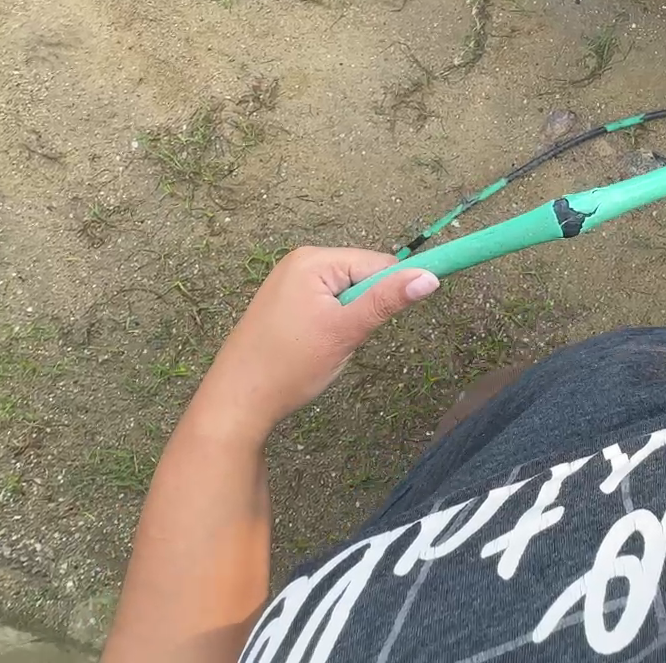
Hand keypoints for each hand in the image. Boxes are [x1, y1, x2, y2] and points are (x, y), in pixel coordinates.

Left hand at [189, 247, 437, 442]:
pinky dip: (334, 323)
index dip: (388, 295)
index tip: (372, 326)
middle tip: (343, 339)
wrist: (234, 405)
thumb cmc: (288, 366)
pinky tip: (315, 345)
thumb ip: (388, 300)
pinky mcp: (286, 301)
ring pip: (349, 292)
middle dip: (364, 309)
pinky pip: (329, 302)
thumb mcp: (346, 331)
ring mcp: (291, 281)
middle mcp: (302, 261)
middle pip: (364, 276)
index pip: (379, 264)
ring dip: (350, 319)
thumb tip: (431, 277)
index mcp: (314, 260)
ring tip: (326, 344)